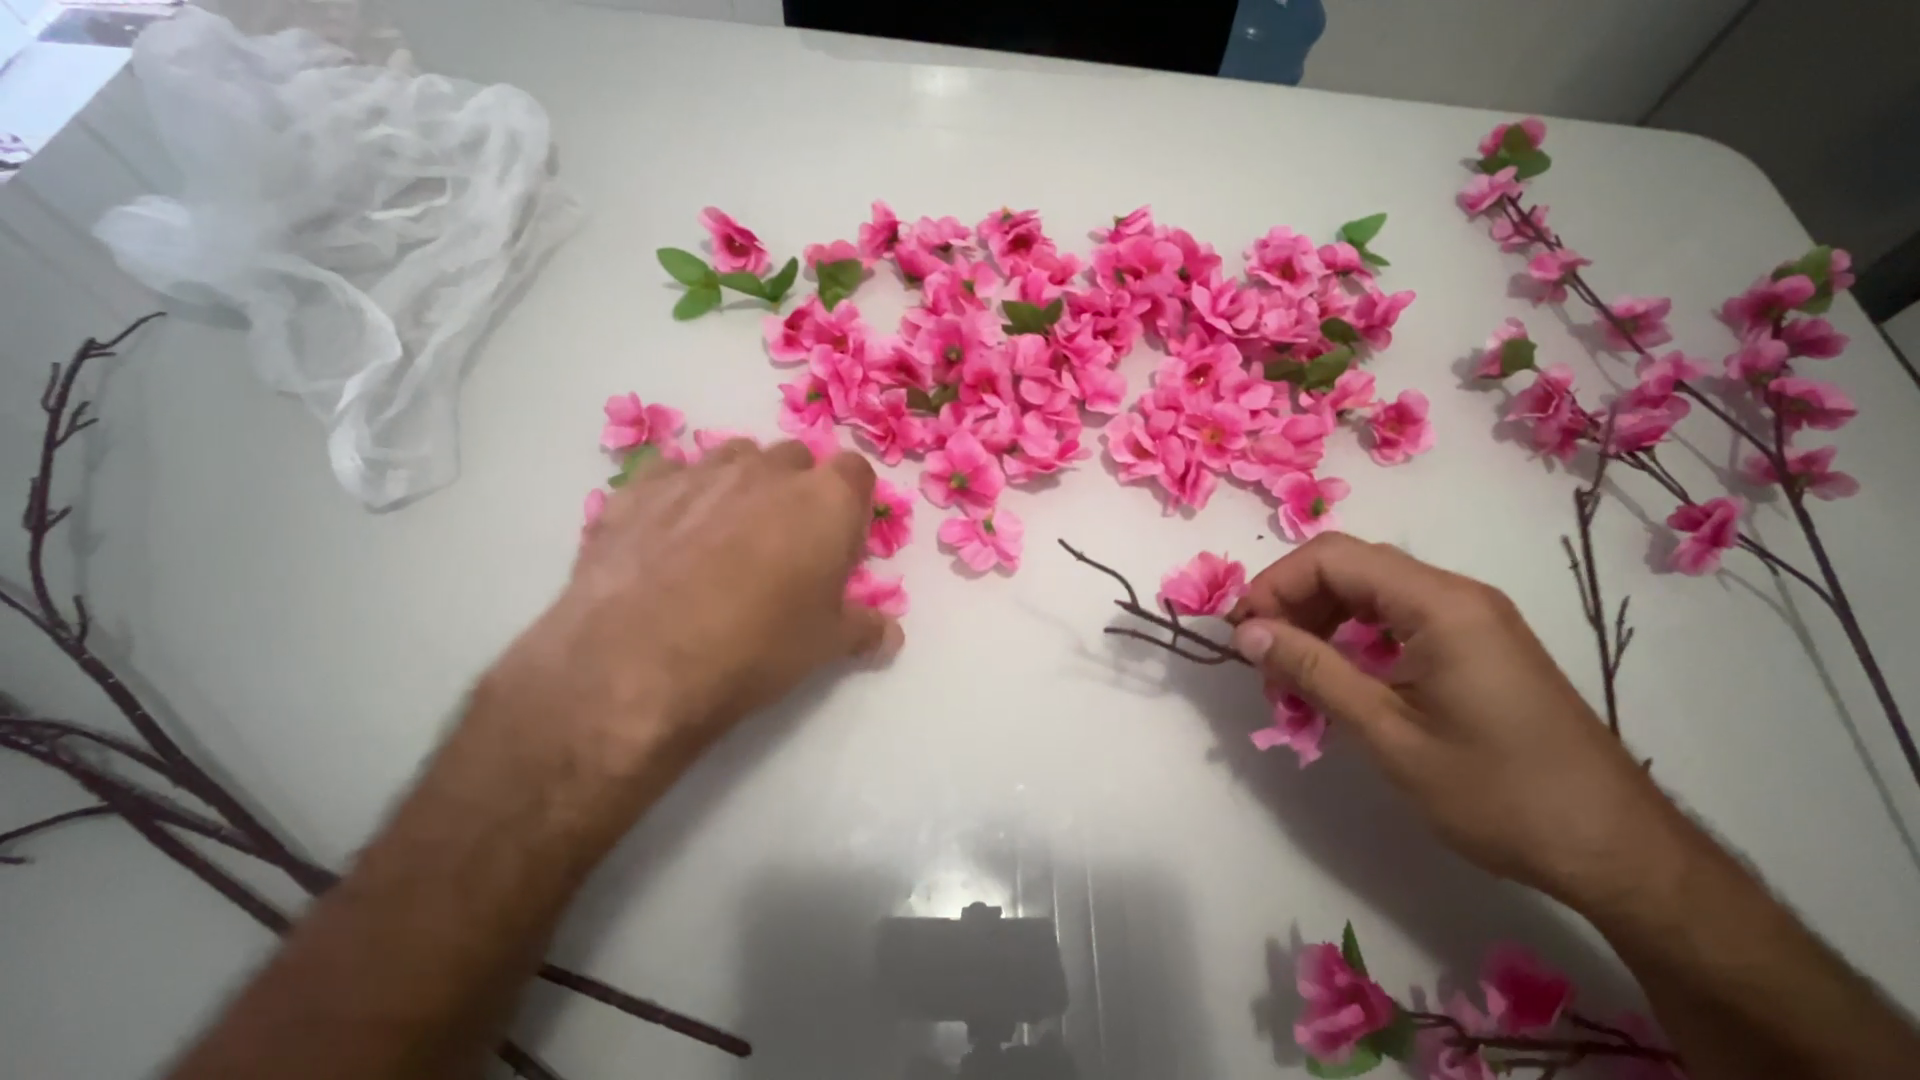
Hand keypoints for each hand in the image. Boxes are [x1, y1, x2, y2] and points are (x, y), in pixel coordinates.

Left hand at [483, 440, 897, 777]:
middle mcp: (765, 471)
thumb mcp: (824, 647)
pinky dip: (678, 495)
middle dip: (794, 491)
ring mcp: (698, 473)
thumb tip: (890, 634)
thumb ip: (863, 628)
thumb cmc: (755, 650)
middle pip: (794, 459)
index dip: (849, 503)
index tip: (838, 541)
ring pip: (732, 458)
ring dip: (738, 486)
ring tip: (723, 538)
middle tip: (782, 544)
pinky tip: (667, 535)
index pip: (854, 472)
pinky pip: (669, 474)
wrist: (637, 663)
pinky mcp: (638, 489)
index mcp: (824, 500)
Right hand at [1227, 532, 1690, 910]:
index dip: (1275, 586)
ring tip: (1293, 678)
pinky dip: (1356, 641)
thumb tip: (1247, 632)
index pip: (1334, 558)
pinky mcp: (1480, 647)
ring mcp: (1474, 620)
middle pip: (1352, 568)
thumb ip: (1313, 672)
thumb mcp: (1387, 734)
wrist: (1611, 846)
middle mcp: (1459, 596)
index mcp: (1441, 604)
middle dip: (1294, 604)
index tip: (1240, 636)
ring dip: (1321, 624)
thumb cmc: (1495, 792)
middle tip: (1262, 663)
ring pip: (1374, 594)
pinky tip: (1340, 682)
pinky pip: (1401, 621)